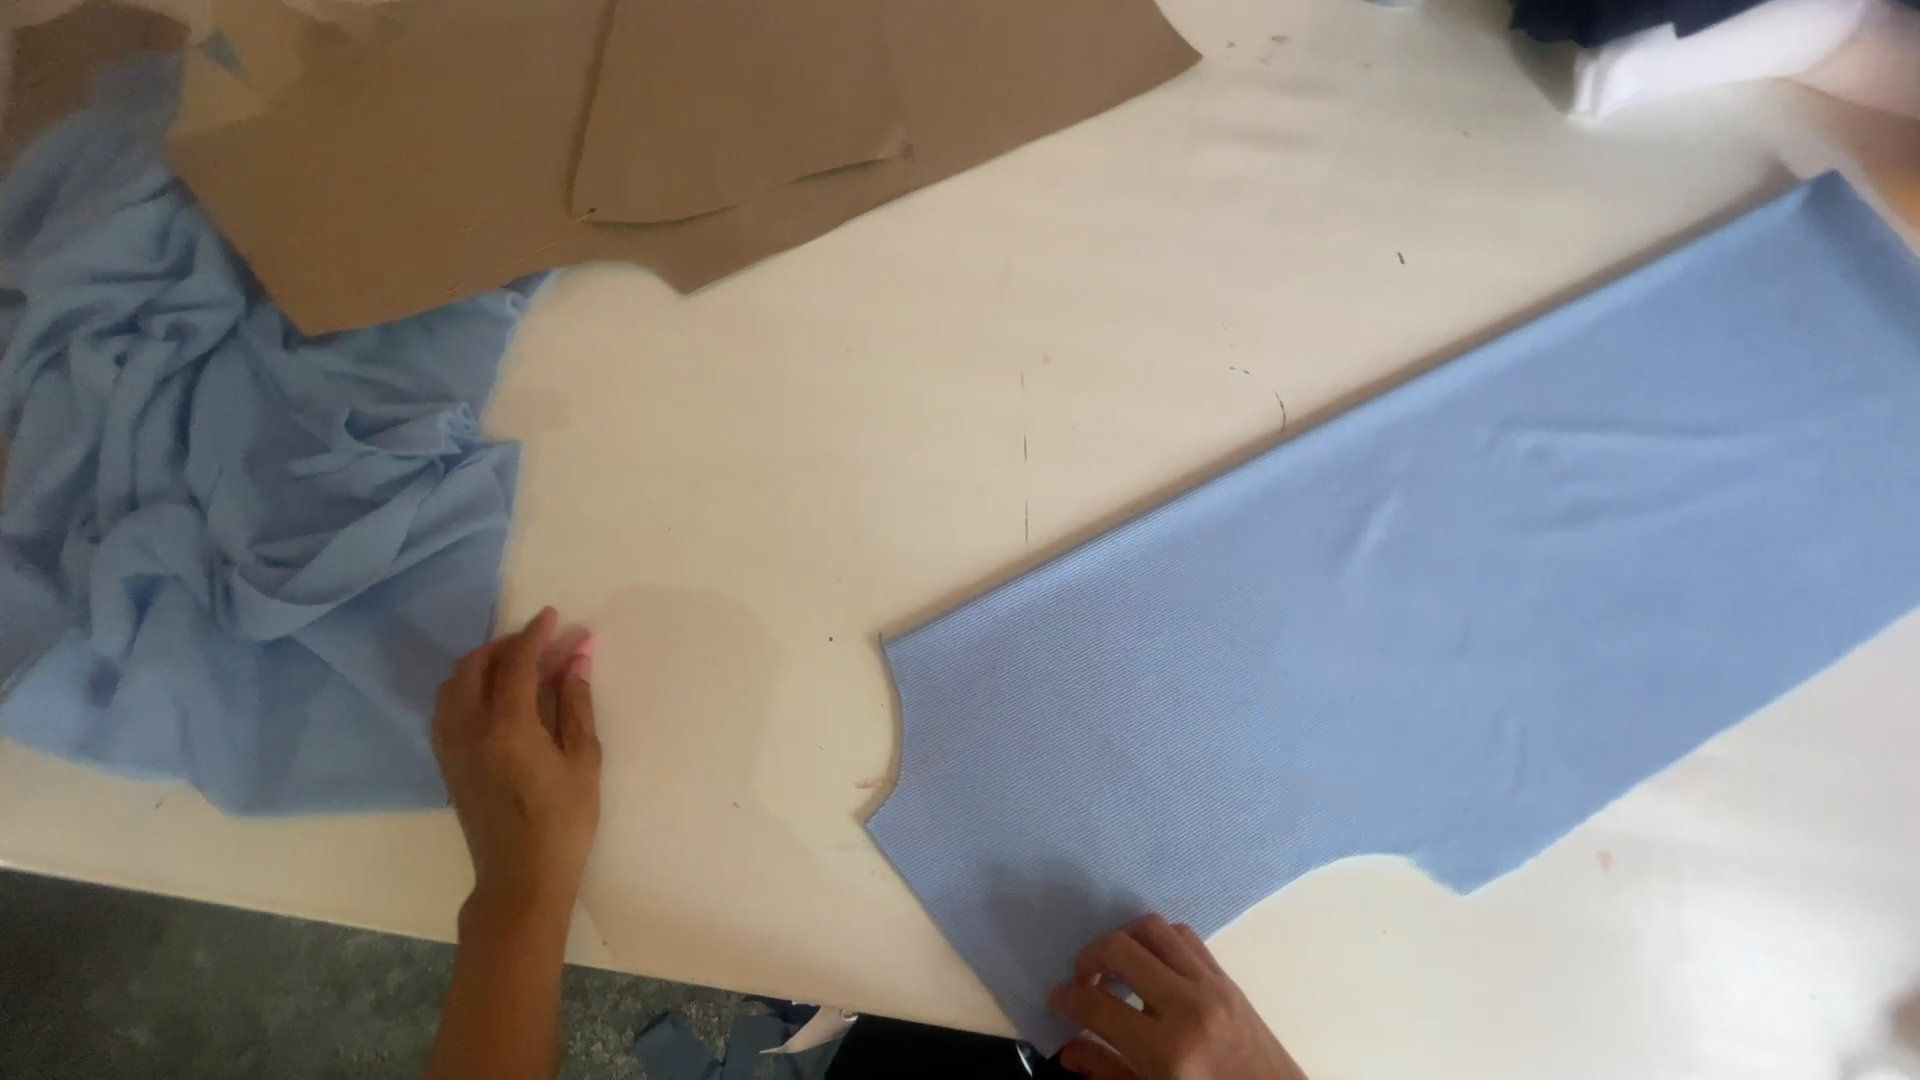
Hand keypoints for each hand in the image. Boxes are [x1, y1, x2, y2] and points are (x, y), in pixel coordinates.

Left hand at [432, 607, 601, 924]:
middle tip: (544, 641)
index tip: (555, 616)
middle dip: (508, 644)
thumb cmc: (564, 820)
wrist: (520, 877)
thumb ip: (577, 704)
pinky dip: (470, 687)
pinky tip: (500, 696)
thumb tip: (577, 659)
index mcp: (507, 728)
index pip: (516, 664)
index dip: (536, 634)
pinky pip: (448, 707)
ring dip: (485, 664)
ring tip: (522, 664)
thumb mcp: (583, 759)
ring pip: (455, 685)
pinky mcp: (446, 762)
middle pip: (475, 666)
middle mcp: (468, 730)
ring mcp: (450, 747)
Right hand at [1048, 915, 1306, 1079]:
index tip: (1057, 999)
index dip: (1067, 999)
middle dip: (1089, 958)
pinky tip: (1152, 966)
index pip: (1097, 1006)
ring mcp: (1212, 986)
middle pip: (1121, 948)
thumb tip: (1067, 1047)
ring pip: (1152, 928)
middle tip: (1083, 980)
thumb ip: (1107, 1072)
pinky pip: (1185, 935)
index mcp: (1166, 1050)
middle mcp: (1188, 1007)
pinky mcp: (1228, 979)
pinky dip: (1159, 941)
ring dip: (1125, 940)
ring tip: (1117, 967)